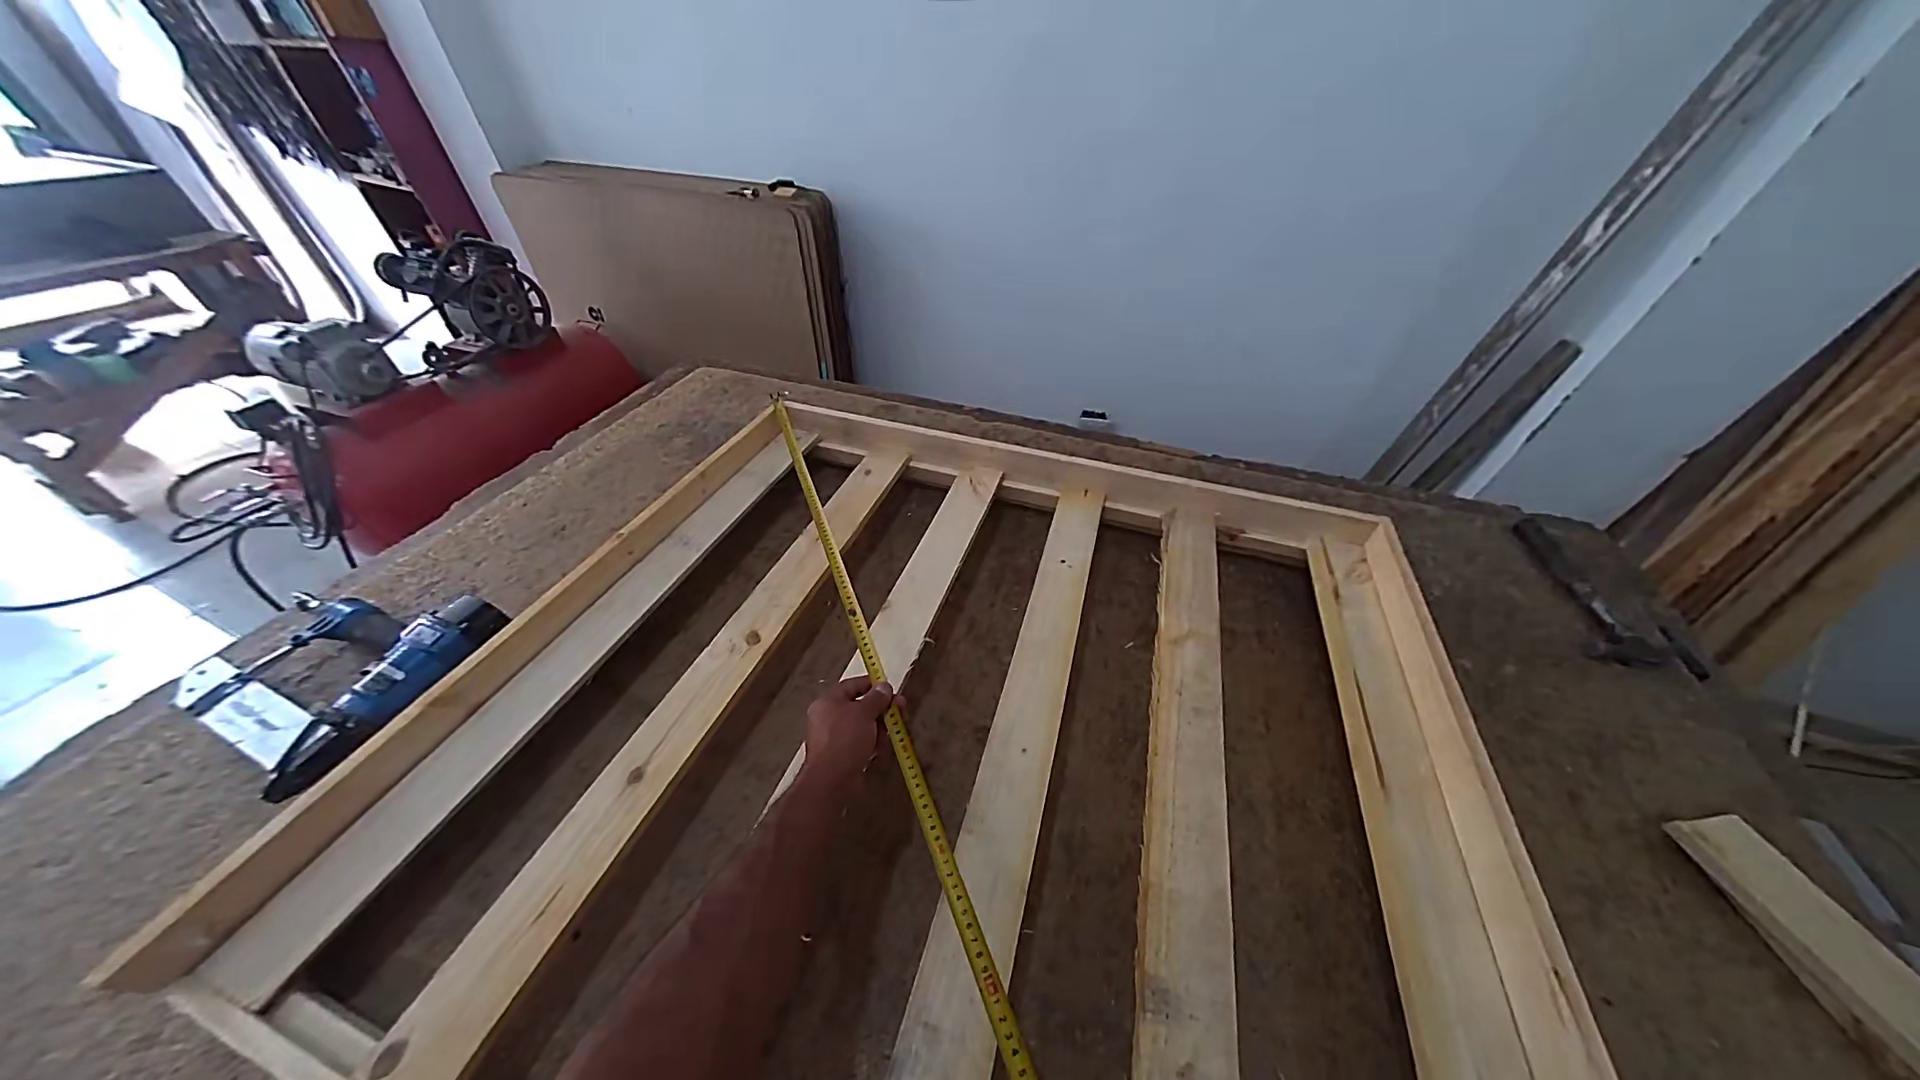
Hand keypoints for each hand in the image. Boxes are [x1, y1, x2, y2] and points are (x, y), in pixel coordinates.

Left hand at [803, 676, 893, 787]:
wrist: (832, 781)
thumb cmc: (846, 739)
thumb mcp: (864, 712)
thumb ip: (876, 698)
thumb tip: (884, 686)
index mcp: (828, 702)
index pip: (852, 685)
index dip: (872, 684)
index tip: (891, 689)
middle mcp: (828, 718)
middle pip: (860, 706)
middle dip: (882, 708)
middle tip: (901, 709)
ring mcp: (834, 738)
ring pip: (863, 726)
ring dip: (880, 727)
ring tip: (894, 731)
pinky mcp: (841, 756)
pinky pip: (860, 742)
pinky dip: (872, 743)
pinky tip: (882, 748)